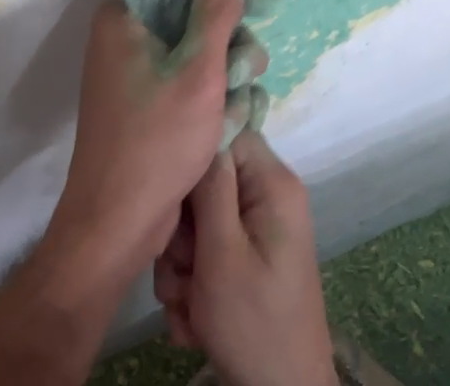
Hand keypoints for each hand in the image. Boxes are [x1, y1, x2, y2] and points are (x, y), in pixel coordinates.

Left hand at [47, 0, 248, 277]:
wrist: (117, 223)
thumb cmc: (156, 141)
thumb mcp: (198, 71)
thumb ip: (217, 12)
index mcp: (122, 19)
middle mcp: (122, 39)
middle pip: (187, 15)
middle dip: (227, 37)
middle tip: (250, 64)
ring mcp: (132, 75)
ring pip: (192, 51)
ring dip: (224, 70)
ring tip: (242, 97)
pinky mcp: (144, 105)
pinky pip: (185, 80)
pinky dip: (209, 93)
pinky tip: (231, 115)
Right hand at [155, 131, 336, 385]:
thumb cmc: (253, 322)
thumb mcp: (222, 252)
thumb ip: (210, 188)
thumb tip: (204, 127)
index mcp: (273, 185)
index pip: (226, 136)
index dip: (193, 164)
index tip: (176, 201)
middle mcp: (268, 199)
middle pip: (205, 184)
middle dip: (182, 232)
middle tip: (184, 269)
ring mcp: (258, 231)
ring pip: (197, 224)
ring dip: (181, 267)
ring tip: (191, 303)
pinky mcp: (246, 259)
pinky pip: (205, 253)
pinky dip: (194, 286)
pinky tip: (196, 318)